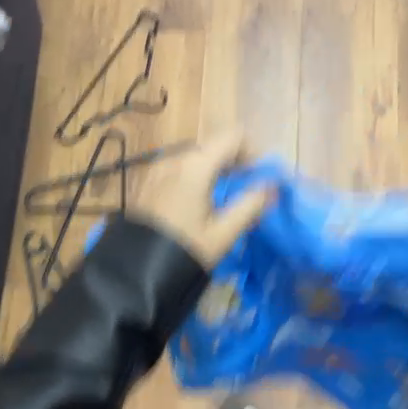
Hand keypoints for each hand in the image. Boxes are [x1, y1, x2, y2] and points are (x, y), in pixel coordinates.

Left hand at [132, 130, 274, 265]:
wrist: (134, 271)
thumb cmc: (183, 250)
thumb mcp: (223, 233)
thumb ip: (251, 205)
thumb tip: (273, 186)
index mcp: (195, 165)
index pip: (233, 137)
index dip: (252, 153)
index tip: (257, 179)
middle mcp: (173, 158)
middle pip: (212, 147)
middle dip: (233, 164)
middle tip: (243, 193)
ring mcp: (155, 169)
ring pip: (193, 159)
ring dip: (211, 173)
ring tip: (219, 203)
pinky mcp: (145, 183)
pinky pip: (175, 171)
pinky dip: (191, 180)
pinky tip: (194, 207)